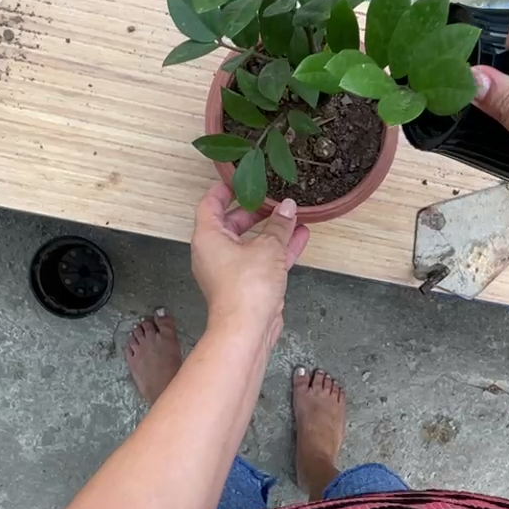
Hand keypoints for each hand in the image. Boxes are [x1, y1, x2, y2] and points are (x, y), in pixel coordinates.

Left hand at [190, 182, 310, 335]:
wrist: (247, 329)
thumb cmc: (246, 288)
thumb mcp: (268, 248)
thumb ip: (279, 225)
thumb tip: (287, 208)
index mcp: (208, 237)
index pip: (210, 204)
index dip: (224, 189)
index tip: (240, 180)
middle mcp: (214, 253)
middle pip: (232, 223)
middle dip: (254, 211)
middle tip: (272, 198)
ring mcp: (230, 271)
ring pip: (251, 243)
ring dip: (271, 231)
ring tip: (292, 216)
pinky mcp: (246, 285)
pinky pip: (262, 261)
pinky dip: (278, 250)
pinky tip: (300, 238)